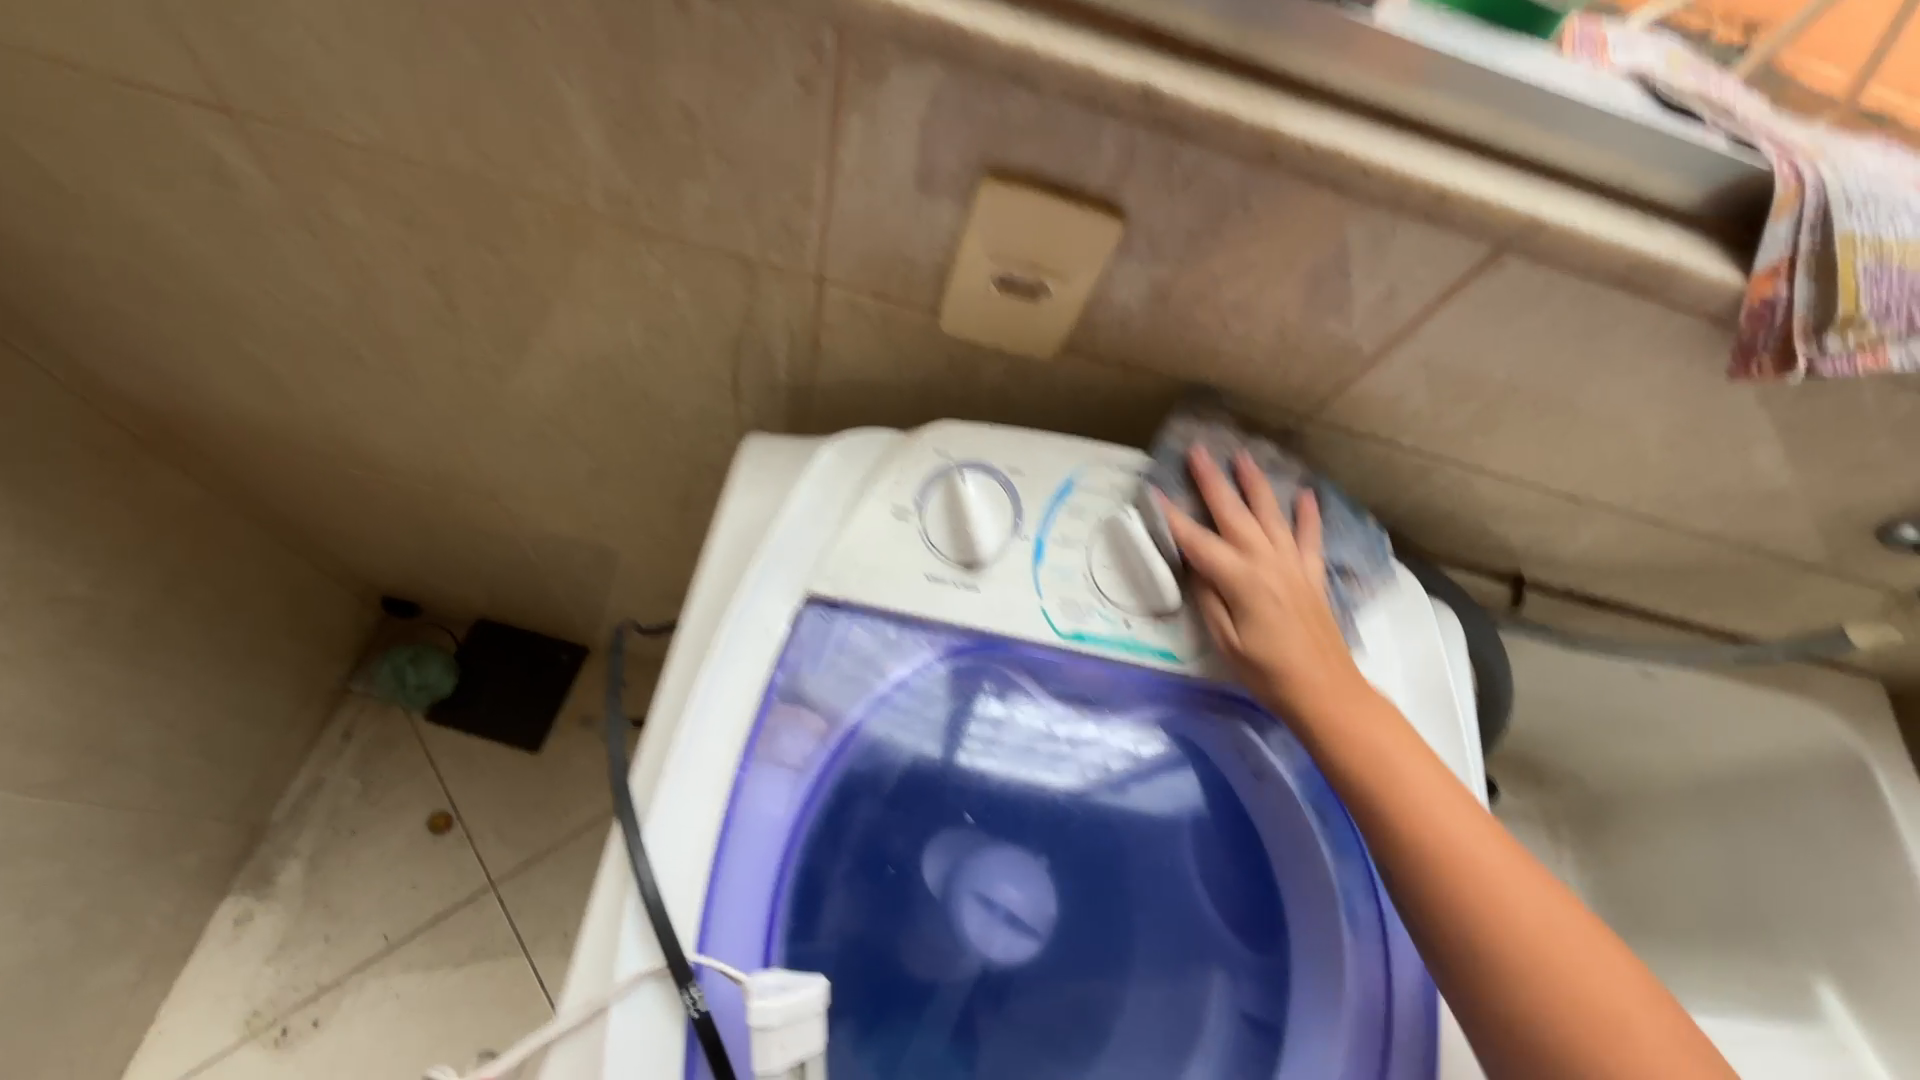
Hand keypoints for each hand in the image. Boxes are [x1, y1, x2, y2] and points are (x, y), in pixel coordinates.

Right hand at [1154, 445, 1367, 717]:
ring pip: (1271, 513)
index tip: (1153, 491)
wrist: (1324, 690)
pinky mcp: (1312, 574)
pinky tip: (1306, 495)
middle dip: (1212, 481)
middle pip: (1234, 513)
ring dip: (1255, 483)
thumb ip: (1208, 596)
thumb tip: (1196, 564)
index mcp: (1239, 579)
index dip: (1171, 516)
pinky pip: (1309, 536)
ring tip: (1243, 457)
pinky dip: (1308, 514)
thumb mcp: (1224, 640)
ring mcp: (1293, 564)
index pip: (1196, 540)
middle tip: (1197, 452)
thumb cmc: (1265, 672)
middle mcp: (1266, 561)